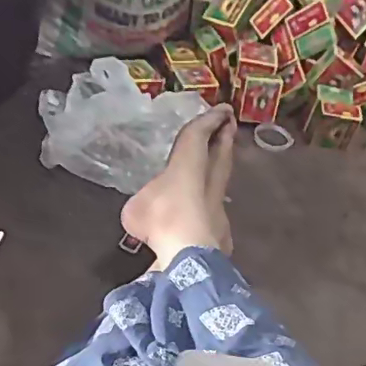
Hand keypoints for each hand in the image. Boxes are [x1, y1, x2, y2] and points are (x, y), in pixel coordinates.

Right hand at [120, 103, 235, 269]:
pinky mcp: (222, 238)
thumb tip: (146, 220)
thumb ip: (144, 206)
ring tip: (212, 175)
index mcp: (188, 166)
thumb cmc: (160, 220)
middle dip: (224, 140)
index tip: (222, 110)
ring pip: (221, 188)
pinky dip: (210, 215)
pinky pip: (216, 219)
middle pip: (221, 157)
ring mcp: (219, 213)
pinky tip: (203, 223)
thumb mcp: (137, 210)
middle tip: (229, 127)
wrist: (187, 255)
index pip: (199, 137)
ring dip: (218, 178)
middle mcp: (209, 185)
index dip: (209, 121)